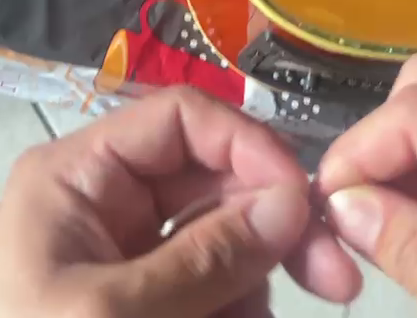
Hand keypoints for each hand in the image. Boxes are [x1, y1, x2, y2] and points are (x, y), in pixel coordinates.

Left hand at [0, 86, 360, 317]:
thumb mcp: (112, 316)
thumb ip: (208, 257)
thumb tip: (296, 200)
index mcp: (81, 173)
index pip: (181, 118)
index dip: (246, 143)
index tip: (302, 197)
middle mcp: (109, 200)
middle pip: (213, 178)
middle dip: (272, 223)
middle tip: (335, 276)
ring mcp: (129, 255)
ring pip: (224, 236)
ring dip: (257, 280)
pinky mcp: (146, 303)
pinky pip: (212, 286)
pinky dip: (237, 307)